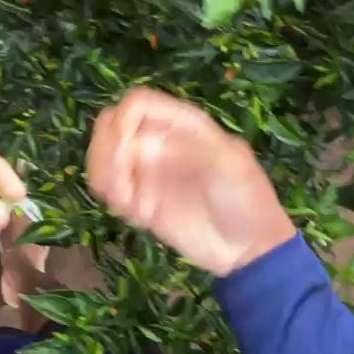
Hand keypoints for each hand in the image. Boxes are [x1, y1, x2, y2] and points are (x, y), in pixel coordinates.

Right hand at [87, 88, 294, 276]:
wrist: (251, 250)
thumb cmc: (247, 200)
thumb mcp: (230, 166)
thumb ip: (187, 148)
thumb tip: (141, 147)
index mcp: (182, 124)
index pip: (137, 104)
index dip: (123, 120)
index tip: (124, 151)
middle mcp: (159, 141)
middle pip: (110, 125)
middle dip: (105, 150)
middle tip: (119, 183)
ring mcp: (148, 171)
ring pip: (103, 155)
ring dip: (104, 175)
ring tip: (126, 204)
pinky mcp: (141, 199)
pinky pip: (110, 187)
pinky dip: (111, 197)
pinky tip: (138, 216)